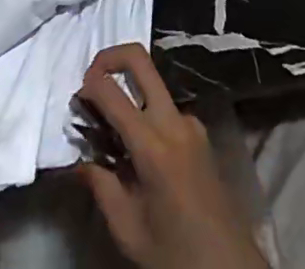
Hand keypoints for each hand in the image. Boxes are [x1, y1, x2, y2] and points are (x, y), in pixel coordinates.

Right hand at [77, 45, 268, 268]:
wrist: (229, 265)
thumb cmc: (174, 252)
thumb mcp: (127, 228)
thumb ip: (101, 185)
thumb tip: (79, 159)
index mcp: (153, 146)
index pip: (113, 94)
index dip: (88, 85)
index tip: (75, 99)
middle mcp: (175, 122)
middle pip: (142, 62)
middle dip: (111, 57)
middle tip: (90, 78)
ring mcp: (192, 124)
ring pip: (155, 85)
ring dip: (129, 89)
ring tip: (110, 127)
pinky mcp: (200, 133)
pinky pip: (167, 109)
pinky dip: (146, 113)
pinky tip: (136, 147)